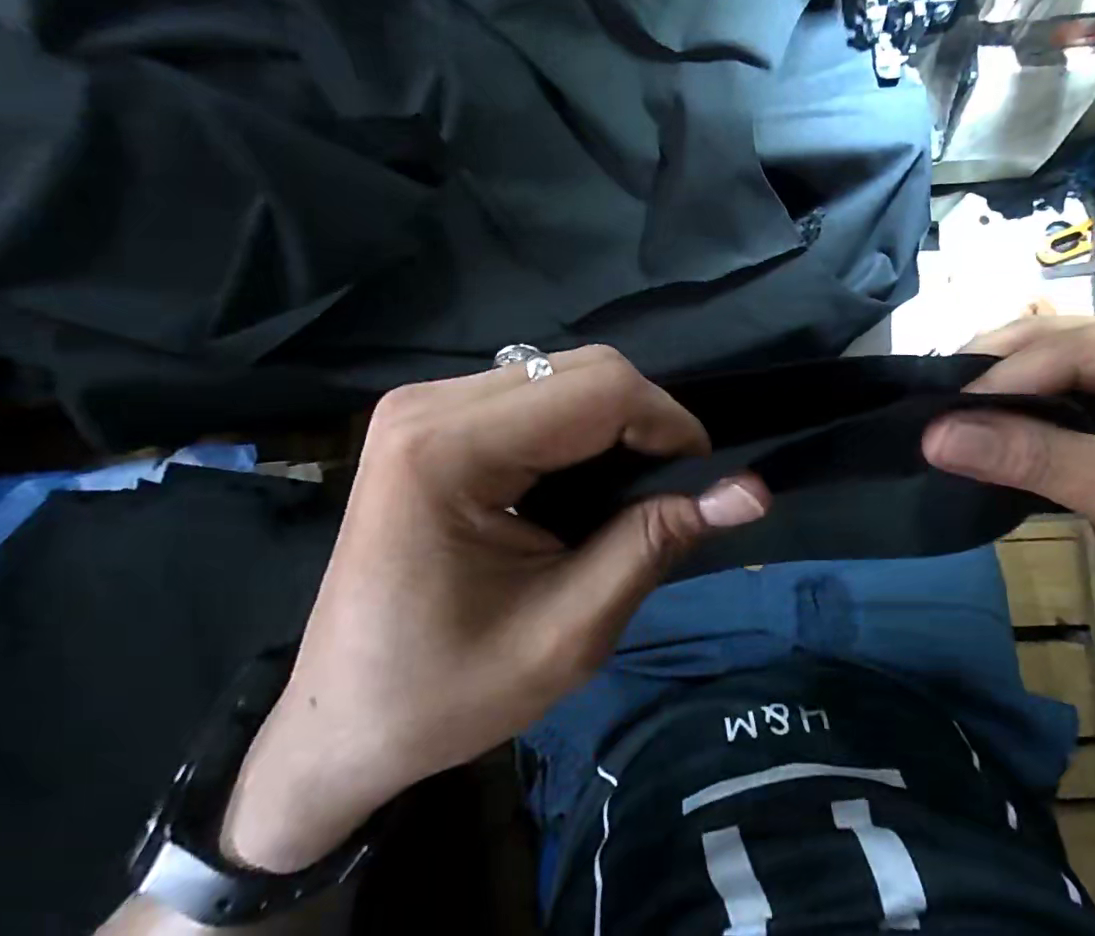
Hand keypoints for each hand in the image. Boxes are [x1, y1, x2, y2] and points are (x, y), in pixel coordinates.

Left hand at [221, 347, 769, 872]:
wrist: (343, 724)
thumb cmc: (448, 692)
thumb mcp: (571, 632)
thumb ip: (657, 543)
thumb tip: (751, 492)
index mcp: (447, 451)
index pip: (600, 390)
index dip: (672, 426)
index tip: (702, 484)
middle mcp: (428, 405)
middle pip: (586, 369)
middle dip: (648, 422)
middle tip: (668, 495)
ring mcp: (423, 407)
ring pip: (566, 375)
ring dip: (617, 425)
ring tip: (629, 496)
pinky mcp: (430, 421)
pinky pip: (536, 395)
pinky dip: (581, 429)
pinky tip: (581, 484)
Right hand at [923, 307, 1094, 650]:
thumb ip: (1031, 456)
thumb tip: (932, 436)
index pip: (1079, 347)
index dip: (1002, 379)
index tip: (935, 413)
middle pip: (1062, 344)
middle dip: (994, 376)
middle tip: (927, 406)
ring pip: (1055, 365)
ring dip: (1000, 390)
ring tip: (942, 413)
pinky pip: (1063, 392)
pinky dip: (1020, 409)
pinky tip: (981, 422)